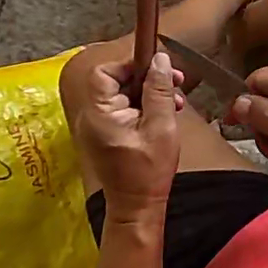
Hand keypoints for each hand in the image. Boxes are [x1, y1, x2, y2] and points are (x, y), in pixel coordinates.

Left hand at [72, 52, 184, 222]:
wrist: (138, 207)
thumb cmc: (149, 171)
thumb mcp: (161, 126)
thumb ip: (159, 90)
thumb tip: (160, 60)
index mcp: (99, 113)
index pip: (105, 72)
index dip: (130, 65)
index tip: (156, 69)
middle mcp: (92, 117)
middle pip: (116, 81)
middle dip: (148, 79)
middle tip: (175, 82)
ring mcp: (98, 126)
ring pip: (124, 94)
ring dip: (150, 93)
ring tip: (176, 102)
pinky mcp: (107, 134)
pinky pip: (124, 109)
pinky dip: (144, 107)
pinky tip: (165, 114)